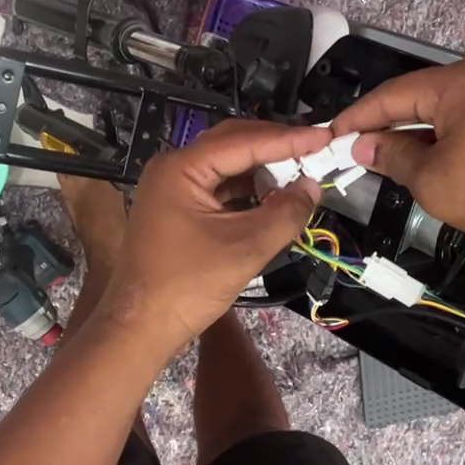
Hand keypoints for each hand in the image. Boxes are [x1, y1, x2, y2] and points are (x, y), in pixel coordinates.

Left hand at [98, 119, 327, 351]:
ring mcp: (173, 188)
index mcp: (181, 168)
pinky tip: (274, 196)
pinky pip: (219, 187)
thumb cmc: (187, 287)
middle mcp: (173, 168)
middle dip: (275, 147)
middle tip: (316, 149)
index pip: (243, 142)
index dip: (288, 139)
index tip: (324, 137)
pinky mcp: (178, 209)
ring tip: (301, 171)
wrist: (139, 327)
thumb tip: (313, 187)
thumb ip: (284, 214)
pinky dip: (248, 189)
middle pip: (233, 144)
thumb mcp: (245, 248)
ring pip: (226, 166)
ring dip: (263, 169)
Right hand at [330, 60, 464, 256]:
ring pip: (450, 110)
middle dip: (389, 124)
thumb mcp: (433, 180)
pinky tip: (440, 159)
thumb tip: (366, 146)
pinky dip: (450, 137)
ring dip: (420, 132)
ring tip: (394, 158)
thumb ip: (394, 157)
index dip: (358, 117)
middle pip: (422, 96)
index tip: (332, 136)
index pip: (392, 94)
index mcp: (459, 83)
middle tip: (359, 148)